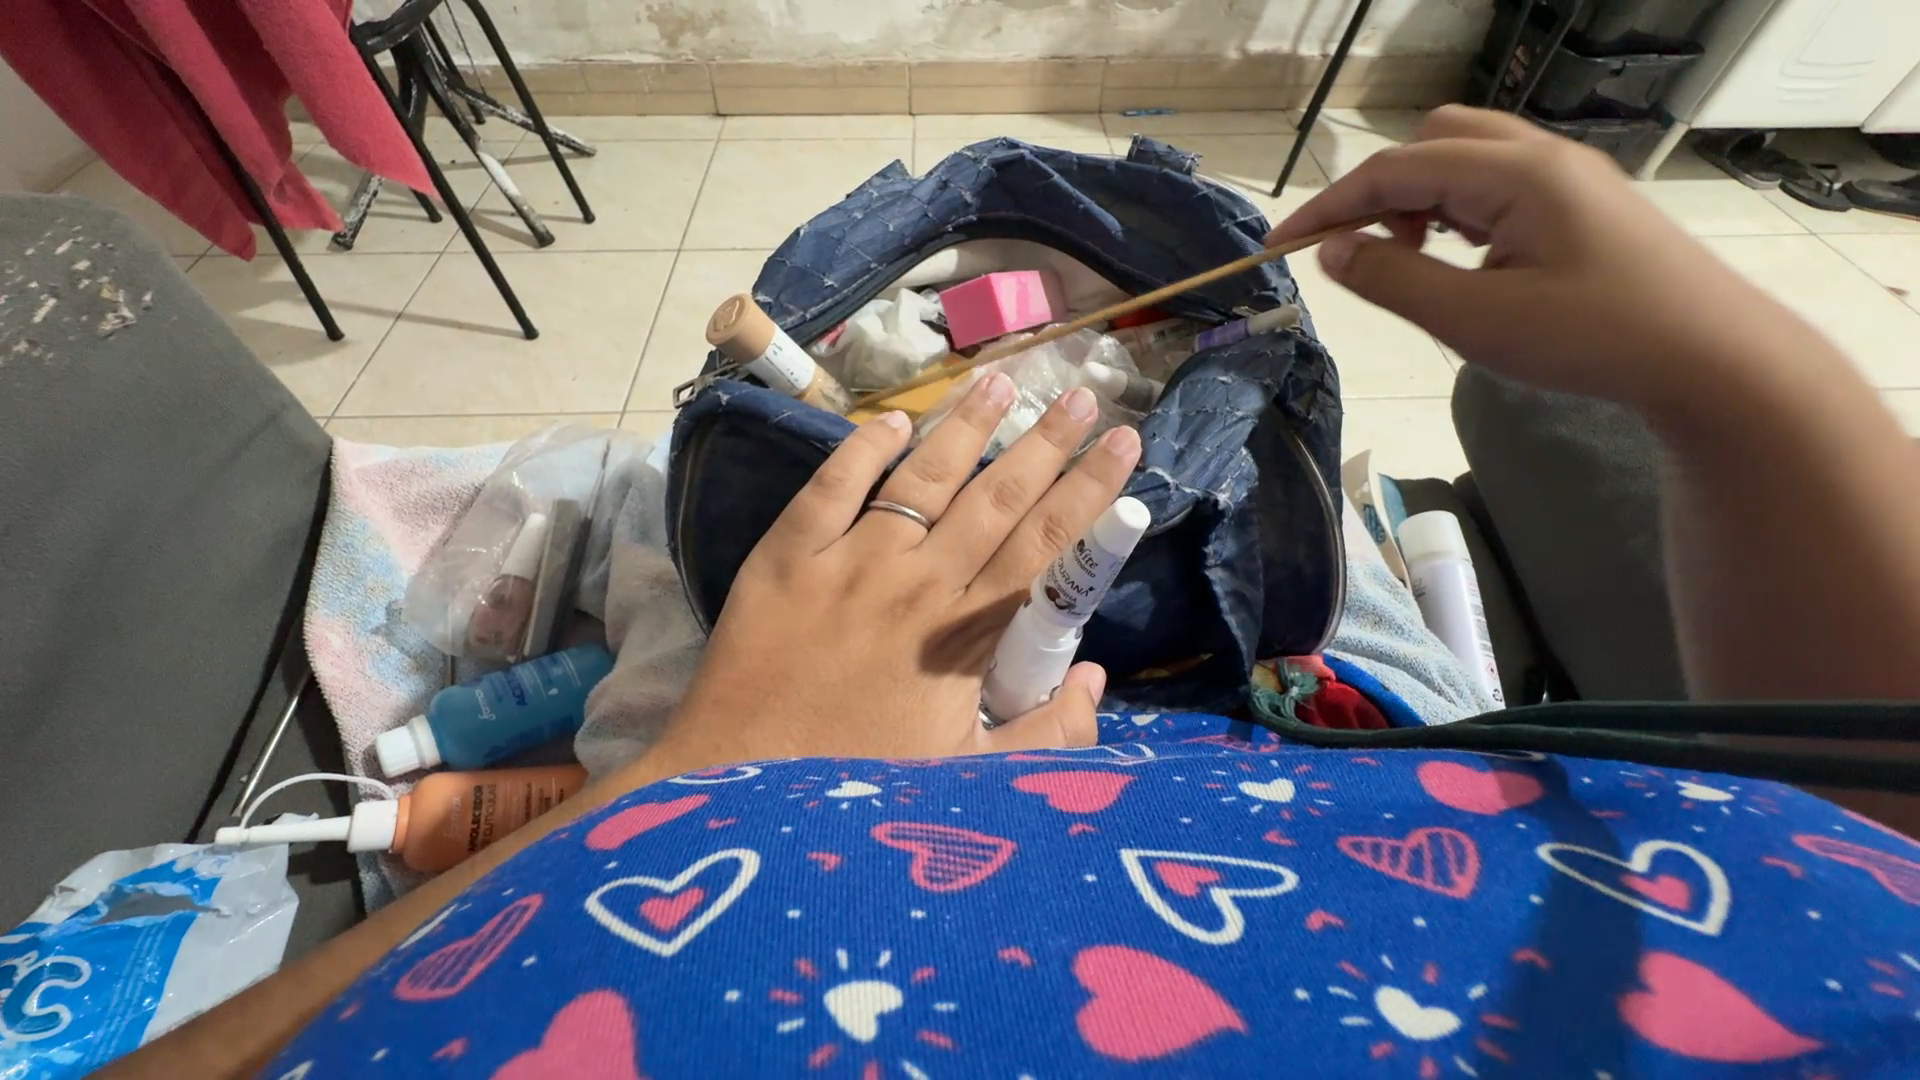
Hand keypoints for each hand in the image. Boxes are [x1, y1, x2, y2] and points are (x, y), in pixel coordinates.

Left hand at [651, 374, 1141, 768]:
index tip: (1124, 441)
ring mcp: (848, 561)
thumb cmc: (862, 784)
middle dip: (1044, 443)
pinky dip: (862, 450)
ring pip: (921, 479)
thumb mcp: (971, 779)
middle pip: (994, 498)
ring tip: (1001, 382)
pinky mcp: (787, 556)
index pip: (1043, 545)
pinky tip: (892, 421)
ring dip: (964, 428)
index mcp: (964, 632)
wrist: (743, 784)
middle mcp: (915, 582)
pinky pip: (830, 488)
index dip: (1089, 489)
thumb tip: (1096, 674)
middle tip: (1079, 394)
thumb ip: (1047, 735)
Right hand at [1266, 106, 1807, 414]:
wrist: (1709, 359)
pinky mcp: (1575, 204)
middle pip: (1433, 139)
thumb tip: (1330, 250)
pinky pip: (1492, 183)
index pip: (1395, 170)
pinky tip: (1457, 257)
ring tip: (1411, 260)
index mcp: (1516, 175)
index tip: (1277, 247)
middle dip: (1379, 190)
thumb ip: (1392, 278)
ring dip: (1416, 198)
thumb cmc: (1587, 340)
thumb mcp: (1471, 319)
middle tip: (1365, 252)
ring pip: (1464, 157)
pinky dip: (1451, 210)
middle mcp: (1541, 158)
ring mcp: (1563, 178)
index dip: (1327, 206)